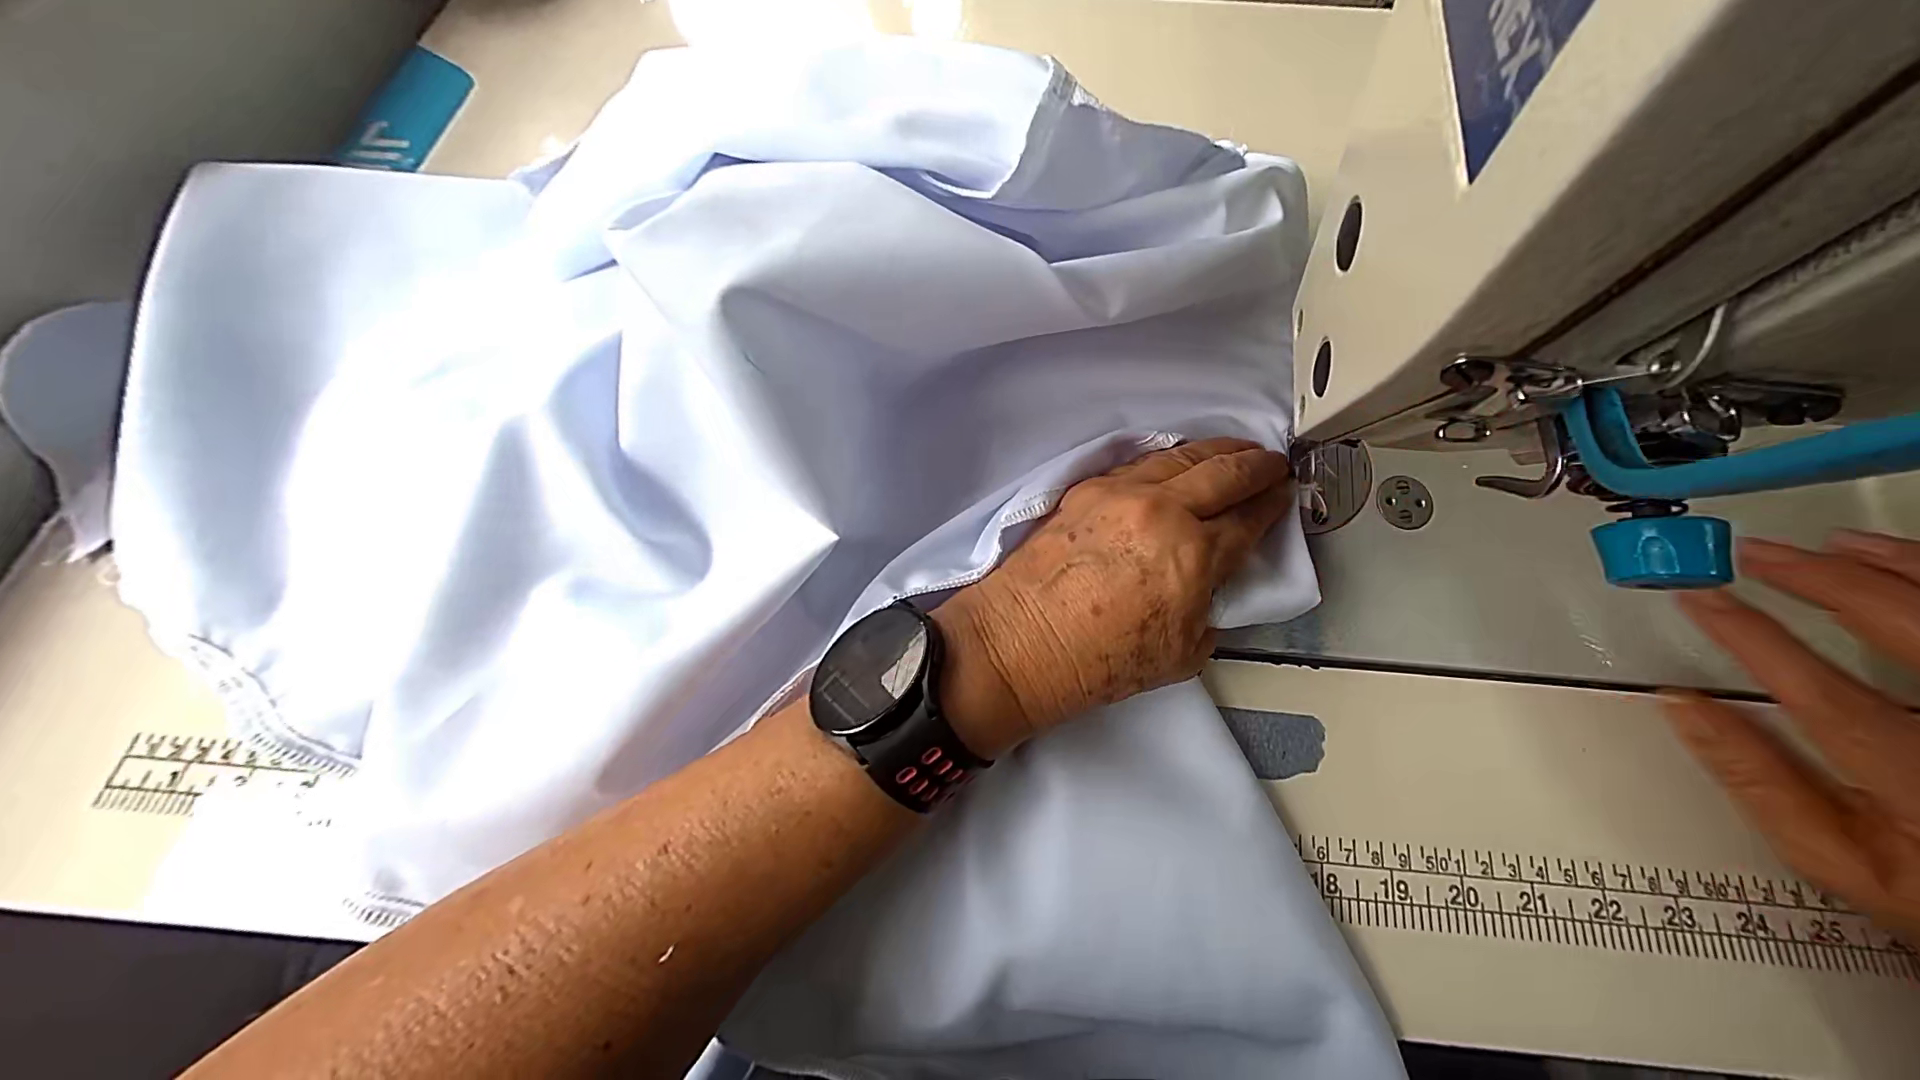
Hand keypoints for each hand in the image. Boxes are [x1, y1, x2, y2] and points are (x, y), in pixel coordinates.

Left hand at [932, 437, 1292, 757]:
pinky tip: (1174, 463)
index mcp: (1195, 556)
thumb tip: (1211, 583)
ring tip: (1232, 452)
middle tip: (1271, 464)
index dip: (1272, 506)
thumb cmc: (1096, 660)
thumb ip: (1209, 608)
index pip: (1249, 519)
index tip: (1282, 497)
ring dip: (1215, 452)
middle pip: (1224, 472)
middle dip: (1256, 466)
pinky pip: (1138, 464)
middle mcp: (1162, 513)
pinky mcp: (1085, 490)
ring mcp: (1120, 495)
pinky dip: (1167, 459)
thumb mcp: (1182, 653)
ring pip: (1181, 457)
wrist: (1020, 643)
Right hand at [1668, 531, 1919, 944]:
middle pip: (1908, 633)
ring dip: (1892, 570)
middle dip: (1821, 582)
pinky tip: (1901, 563)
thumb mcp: (1836, 860)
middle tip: (1756, 553)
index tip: (1696, 596)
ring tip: (1829, 545)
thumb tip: (1681, 706)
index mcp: (1914, 779)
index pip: (1817, 689)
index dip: (1749, 635)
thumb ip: (1756, 781)